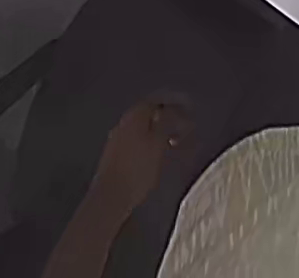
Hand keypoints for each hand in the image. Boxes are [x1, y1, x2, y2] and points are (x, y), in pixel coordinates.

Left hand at [88, 94, 192, 212]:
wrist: (110, 198)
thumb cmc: (138, 168)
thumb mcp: (159, 142)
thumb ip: (168, 121)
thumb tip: (174, 108)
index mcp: (135, 114)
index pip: (158, 101)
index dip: (175, 105)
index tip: (188, 113)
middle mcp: (124, 122)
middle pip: (150, 114)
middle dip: (167, 120)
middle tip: (183, 130)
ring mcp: (117, 139)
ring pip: (143, 129)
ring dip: (158, 133)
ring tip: (173, 144)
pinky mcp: (114, 156)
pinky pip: (136, 142)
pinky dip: (149, 144)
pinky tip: (156, 156)